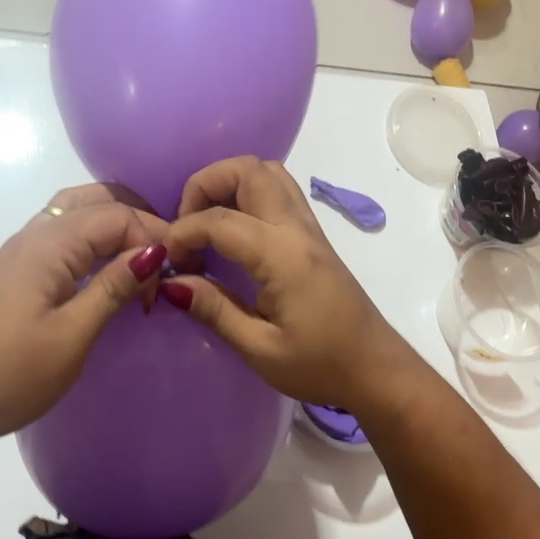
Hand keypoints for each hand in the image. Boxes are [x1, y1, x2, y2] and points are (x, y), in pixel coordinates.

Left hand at [0, 184, 170, 449]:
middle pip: (95, 200)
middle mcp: (33, 234)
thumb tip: (155, 250)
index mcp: (48, 245)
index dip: (152, 235)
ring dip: (114, 222)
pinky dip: (93, 236)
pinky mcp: (15, 270)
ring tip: (143, 254)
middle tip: (167, 254)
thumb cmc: (11, 375)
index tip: (178, 269)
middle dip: (137, 218)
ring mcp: (20, 250)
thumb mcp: (72, 336)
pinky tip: (107, 265)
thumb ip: (114, 287)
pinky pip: (62, 232)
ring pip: (76, 211)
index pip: (115, 215)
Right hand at [161, 157, 422, 415]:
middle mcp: (297, 227)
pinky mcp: (313, 235)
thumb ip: (214, 309)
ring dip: (229, 183)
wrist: (375, 369)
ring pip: (267, 172)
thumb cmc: (320, 366)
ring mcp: (309, 226)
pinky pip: (279, 190)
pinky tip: (232, 232)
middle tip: (186, 226)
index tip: (164, 259)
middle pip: (249, 169)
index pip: (220, 219)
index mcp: (282, 254)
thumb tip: (170, 282)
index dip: (182, 231)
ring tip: (206, 225)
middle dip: (206, 184)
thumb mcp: (260, 349)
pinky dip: (248, 193)